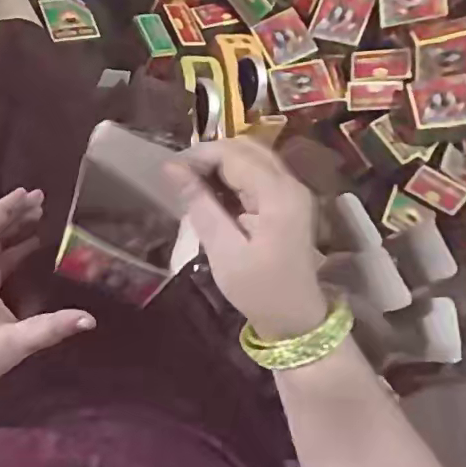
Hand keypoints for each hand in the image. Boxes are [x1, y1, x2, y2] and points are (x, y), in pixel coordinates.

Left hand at [0, 188, 95, 401]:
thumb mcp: (15, 343)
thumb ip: (52, 328)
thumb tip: (89, 319)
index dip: (4, 208)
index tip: (26, 194)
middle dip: (12, 212)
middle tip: (40, 200)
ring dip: (12, 229)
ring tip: (38, 216)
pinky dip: (11, 249)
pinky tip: (30, 248)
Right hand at [165, 138, 327, 339]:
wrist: (295, 318)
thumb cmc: (258, 289)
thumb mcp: (223, 250)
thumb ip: (200, 204)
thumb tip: (172, 168)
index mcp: (278, 195)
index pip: (233, 154)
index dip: (198, 156)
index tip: (169, 172)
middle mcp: (291, 184)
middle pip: (246, 147)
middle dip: (209, 154)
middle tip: (178, 176)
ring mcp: (293, 191)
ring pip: (253, 157)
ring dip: (220, 163)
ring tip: (191, 182)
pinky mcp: (288, 201)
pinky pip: (258, 173)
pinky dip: (233, 175)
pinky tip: (212, 192)